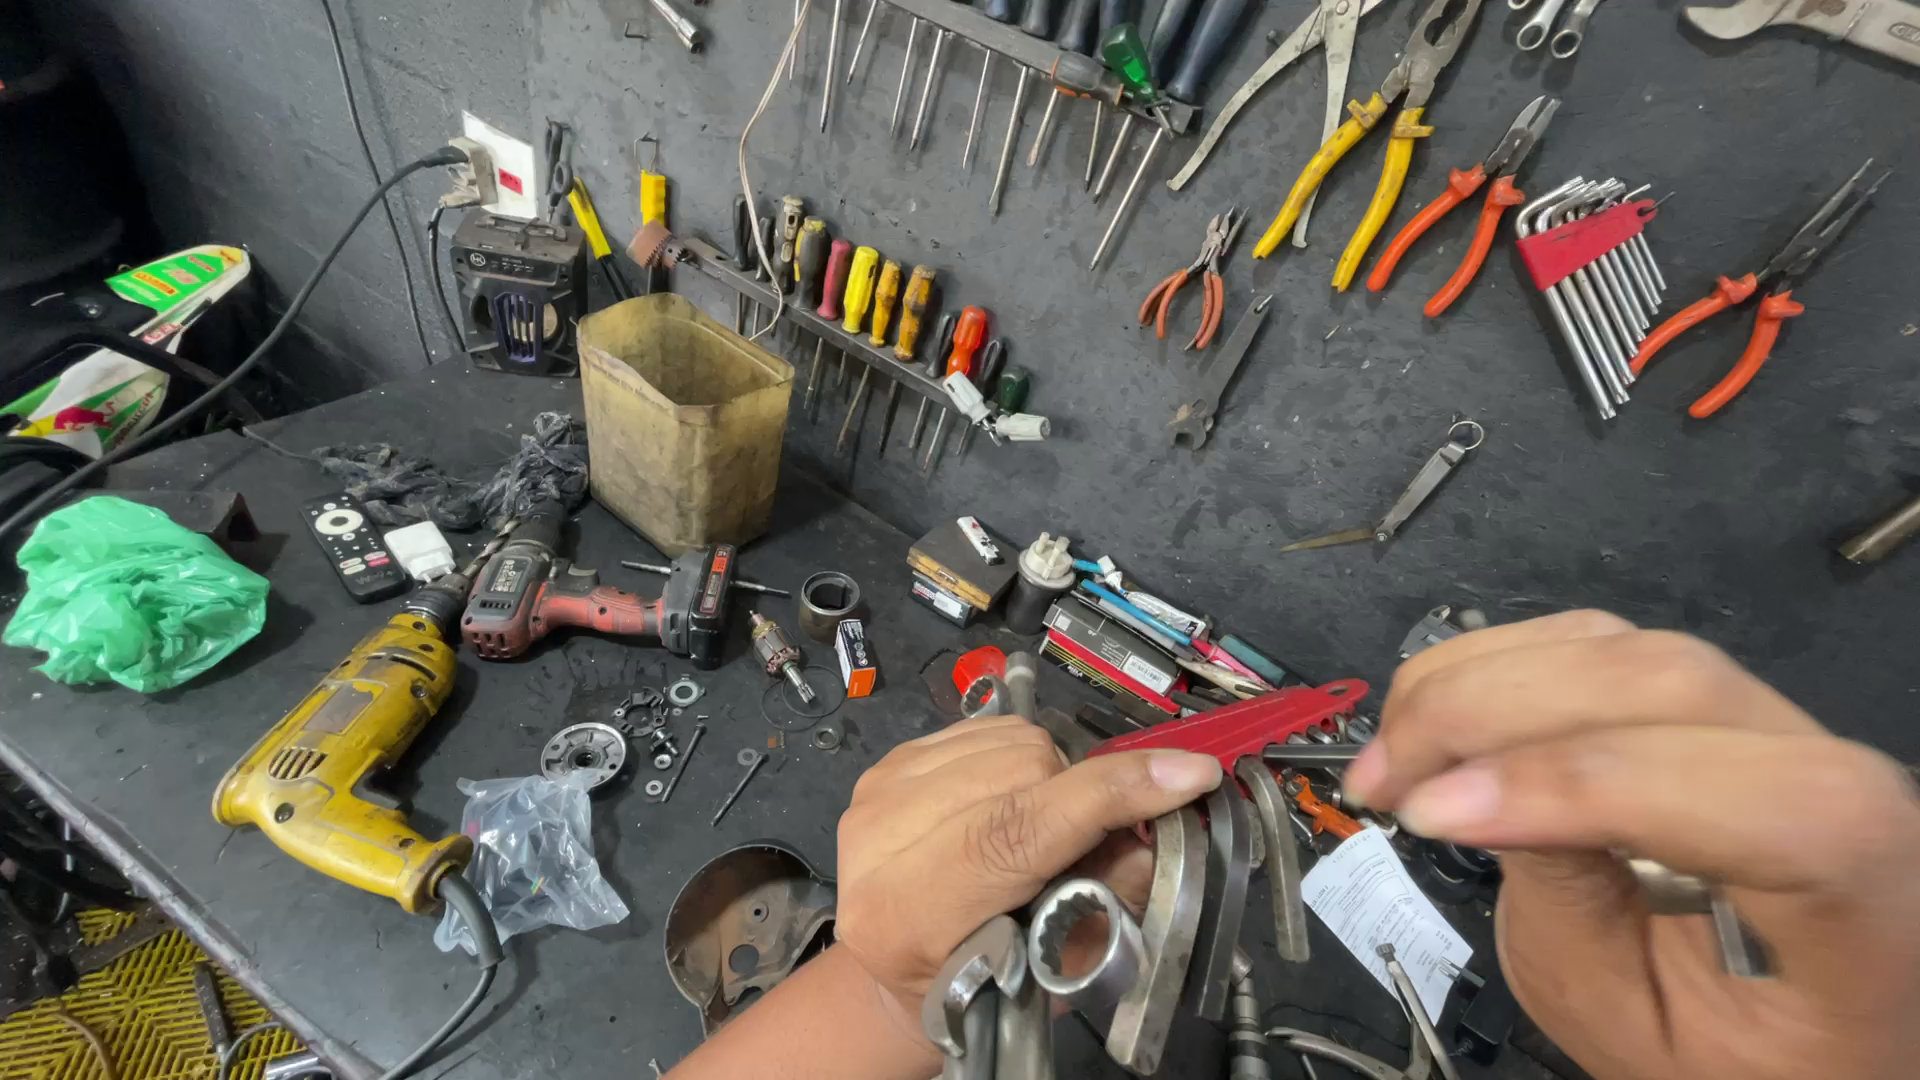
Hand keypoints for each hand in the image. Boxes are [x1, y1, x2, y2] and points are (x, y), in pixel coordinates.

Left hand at [833, 715, 1222, 1041]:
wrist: (890, 960)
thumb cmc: (971, 983)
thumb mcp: (1049, 969)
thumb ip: (1110, 895)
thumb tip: (1164, 812)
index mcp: (911, 912)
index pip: (1019, 831)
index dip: (1106, 796)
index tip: (1187, 773)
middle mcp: (881, 837)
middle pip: (1019, 767)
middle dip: (1077, 791)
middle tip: (1085, 836)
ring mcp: (880, 787)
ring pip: (1007, 736)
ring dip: (1049, 770)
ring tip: (1040, 820)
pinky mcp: (888, 758)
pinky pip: (984, 726)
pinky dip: (1018, 753)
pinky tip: (1009, 793)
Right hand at [1344, 610, 1919, 1079]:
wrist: (1750, 1003)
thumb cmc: (1699, 1038)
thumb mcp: (1619, 1009)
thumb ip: (1561, 896)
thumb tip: (1460, 790)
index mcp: (1872, 905)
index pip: (1779, 805)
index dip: (1590, 786)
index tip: (1433, 820)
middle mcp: (1833, 778)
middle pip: (1661, 682)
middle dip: (1481, 714)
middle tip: (1378, 781)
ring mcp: (1757, 715)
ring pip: (1600, 642)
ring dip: (1460, 685)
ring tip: (1388, 756)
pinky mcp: (1678, 689)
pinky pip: (1566, 639)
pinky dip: (1469, 668)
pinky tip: (1422, 720)